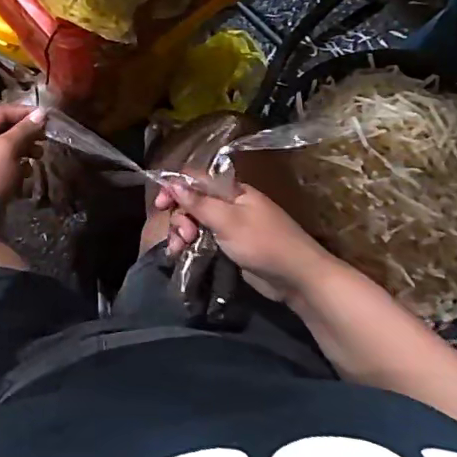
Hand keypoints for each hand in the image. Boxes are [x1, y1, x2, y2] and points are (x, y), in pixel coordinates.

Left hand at [0, 104, 45, 232]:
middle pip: (3, 129)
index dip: (24, 112)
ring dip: (24, 150)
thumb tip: (42, 113)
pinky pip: (4, 164)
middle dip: (26, 133)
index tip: (47, 117)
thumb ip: (25, 129)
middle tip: (45, 138)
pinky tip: (27, 173)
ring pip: (6, 148)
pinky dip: (17, 166)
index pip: (0, 112)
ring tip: (39, 156)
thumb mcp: (8, 148)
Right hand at [155, 181, 336, 299]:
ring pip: (196, 222)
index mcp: (232, 190)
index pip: (196, 179)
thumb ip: (199, 203)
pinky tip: (182, 255)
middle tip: (182, 237)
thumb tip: (173, 181)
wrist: (297, 276)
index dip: (174, 188)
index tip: (159, 205)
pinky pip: (204, 239)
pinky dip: (191, 245)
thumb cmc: (264, 243)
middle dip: (179, 217)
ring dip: (182, 233)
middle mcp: (230, 204)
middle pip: (192, 202)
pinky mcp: (231, 246)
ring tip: (180, 250)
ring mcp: (230, 226)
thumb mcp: (228, 221)